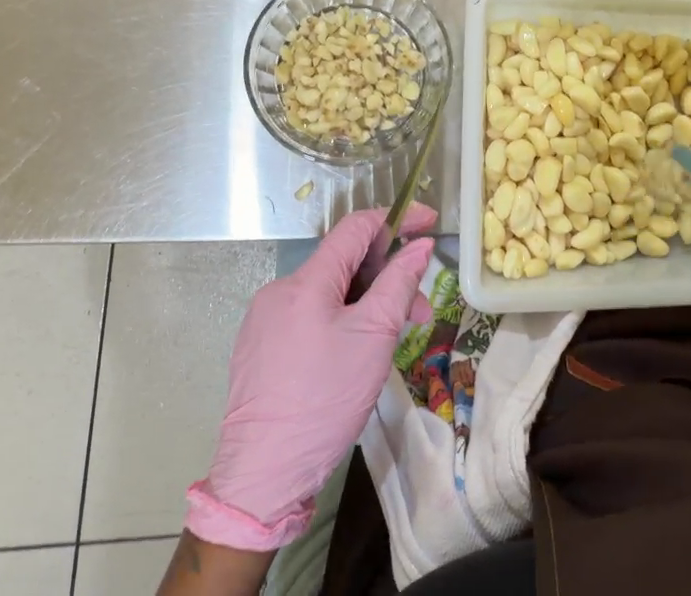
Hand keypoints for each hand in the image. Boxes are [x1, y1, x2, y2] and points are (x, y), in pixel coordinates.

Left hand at [184, 206, 437, 549]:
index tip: (429, 223)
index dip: (396, 220)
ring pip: (329, 294)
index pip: (356, 228)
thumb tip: (419, 246)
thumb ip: (398, 284)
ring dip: (367, 304)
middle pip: (343, 264)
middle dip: (387, 277)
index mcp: (306, 282)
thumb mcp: (374, 336)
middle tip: (419, 311)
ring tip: (392, 340)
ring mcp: (265, 321)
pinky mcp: (260, 349)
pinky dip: (342, 322)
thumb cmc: (325, 397)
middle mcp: (280, 291)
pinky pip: (310, 318)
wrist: (265, 470)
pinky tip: (356, 355)